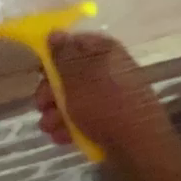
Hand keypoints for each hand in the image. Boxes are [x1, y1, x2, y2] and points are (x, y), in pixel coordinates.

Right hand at [33, 31, 171, 152]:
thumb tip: (55, 32)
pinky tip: (62, 138)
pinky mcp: (114, 120)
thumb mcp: (77, 76)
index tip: (39, 71)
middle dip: (51, 91)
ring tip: (49, 128)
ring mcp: (113, 96)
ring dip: (57, 113)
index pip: (74, 43)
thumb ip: (63, 54)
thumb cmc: (105, 105)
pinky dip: (72, 126)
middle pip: (71, 74)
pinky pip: (87, 117)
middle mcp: (110, 69)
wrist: (141, 148)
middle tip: (41, 105)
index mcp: (105, 51)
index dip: (54, 55)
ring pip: (76, 99)